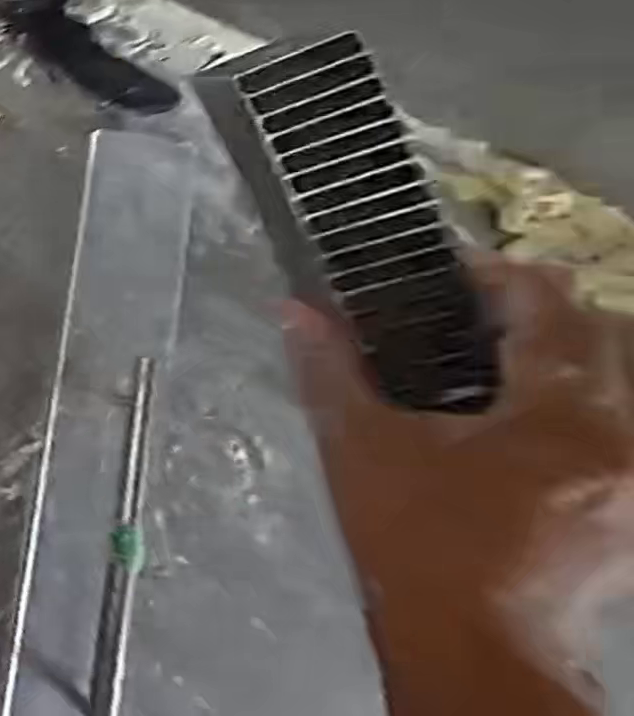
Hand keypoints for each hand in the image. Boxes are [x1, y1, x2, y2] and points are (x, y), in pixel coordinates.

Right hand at [286, 257, 633, 709]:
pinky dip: (580, 397)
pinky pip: (620, 424)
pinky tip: (520, 409)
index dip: (507, 278)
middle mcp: (627, 442)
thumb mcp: (355, 438)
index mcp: (562, 421)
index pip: (556, 318)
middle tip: (477, 307)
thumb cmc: (409, 526)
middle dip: (555, 312)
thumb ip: (329, 365)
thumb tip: (294, 308)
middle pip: (619, 344)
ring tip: (499, 352)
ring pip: (629, 384)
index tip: (458, 265)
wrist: (472, 629)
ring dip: (575, 355)